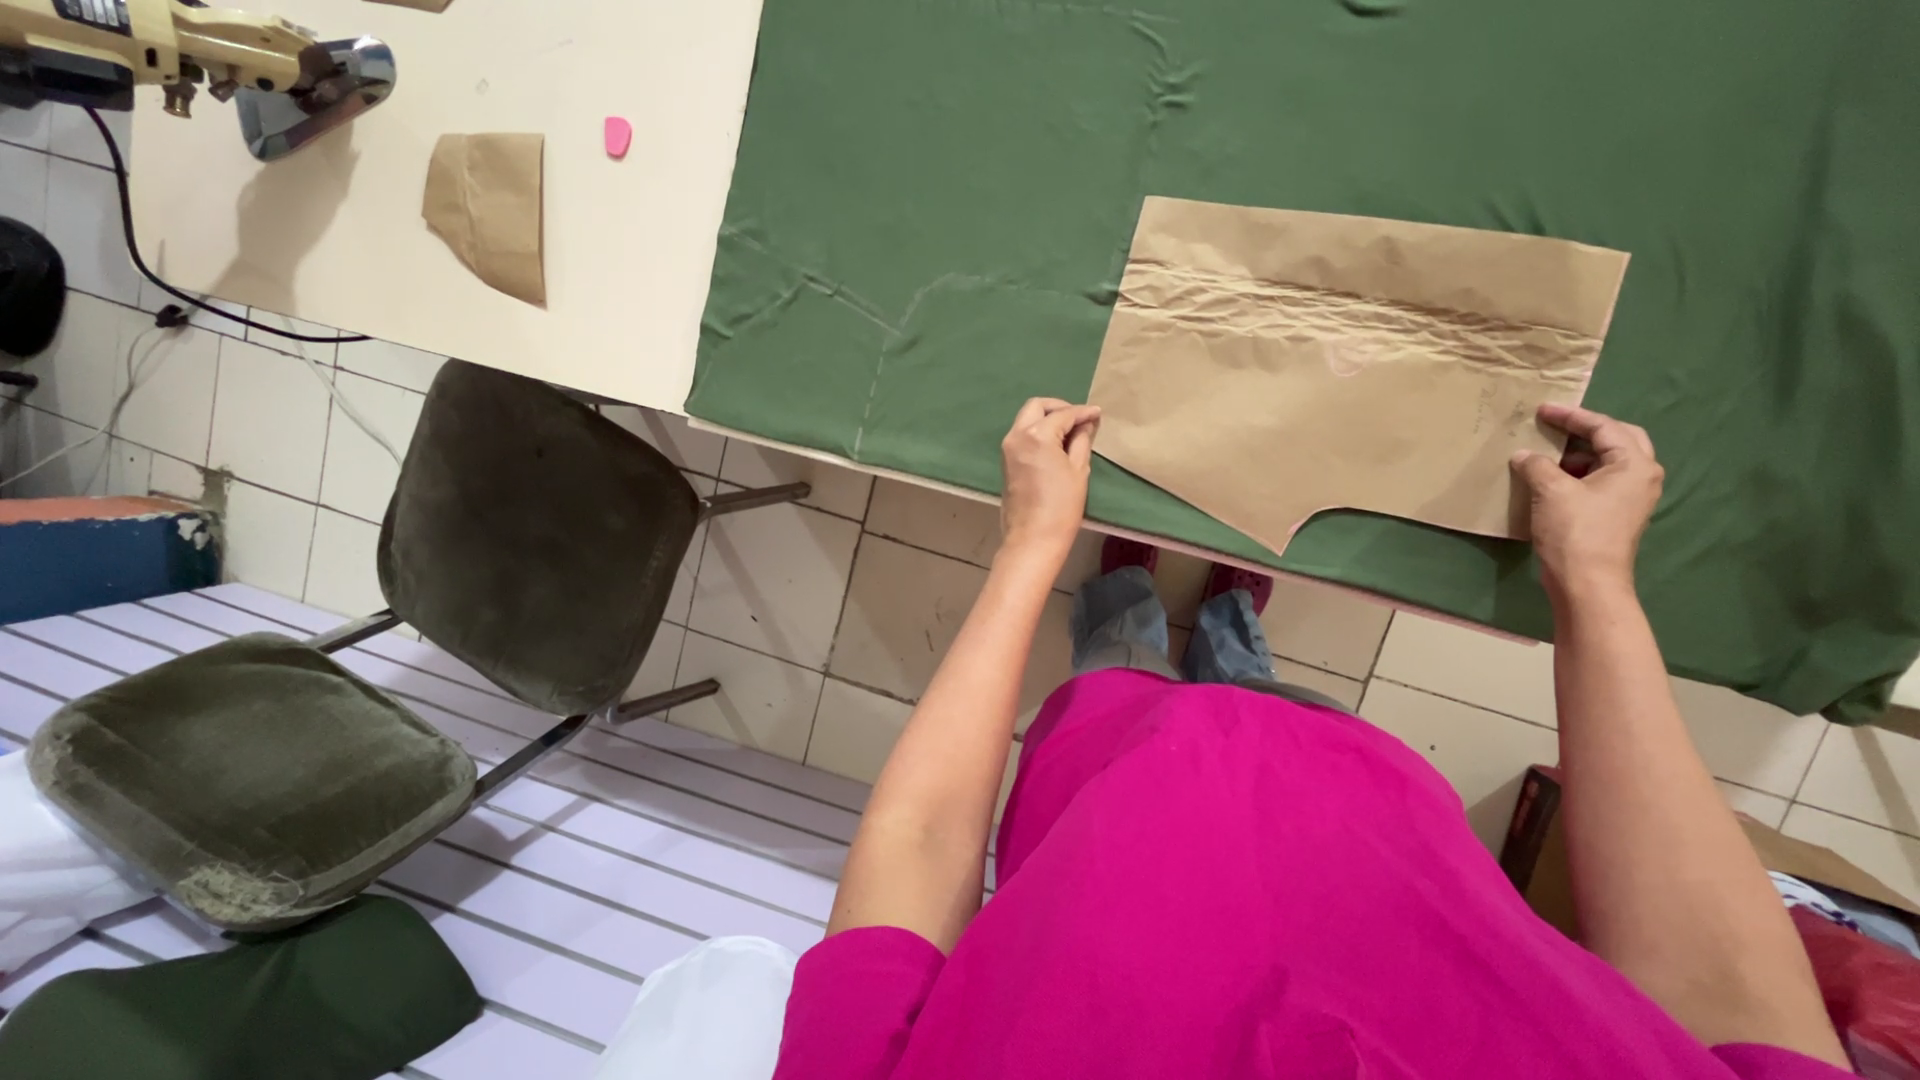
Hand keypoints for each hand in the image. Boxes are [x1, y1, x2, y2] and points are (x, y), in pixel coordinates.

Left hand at [1000, 397, 1100, 562]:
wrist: (1033, 538)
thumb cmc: (1061, 507)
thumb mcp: (1078, 470)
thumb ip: (1081, 441)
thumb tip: (1086, 423)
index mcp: (1036, 436)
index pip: (1062, 414)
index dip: (1082, 412)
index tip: (1098, 413)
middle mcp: (1016, 436)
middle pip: (1036, 406)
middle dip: (1059, 407)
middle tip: (1079, 417)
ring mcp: (1008, 448)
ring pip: (1026, 419)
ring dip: (1047, 418)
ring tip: (1070, 430)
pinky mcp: (1006, 460)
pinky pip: (1022, 434)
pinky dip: (1038, 431)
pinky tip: (1056, 442)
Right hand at [1510, 403, 1663, 599]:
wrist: (1587, 581)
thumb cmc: (1575, 530)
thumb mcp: (1551, 491)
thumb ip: (1537, 465)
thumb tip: (1524, 455)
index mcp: (1634, 465)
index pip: (1604, 427)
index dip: (1571, 416)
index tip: (1542, 410)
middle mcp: (1642, 476)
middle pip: (1618, 439)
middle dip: (1586, 430)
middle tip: (1555, 425)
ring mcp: (1632, 497)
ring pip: (1609, 461)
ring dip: (1579, 452)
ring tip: (1548, 451)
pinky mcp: (1617, 513)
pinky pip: (1600, 480)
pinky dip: (1578, 472)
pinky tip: (1552, 477)